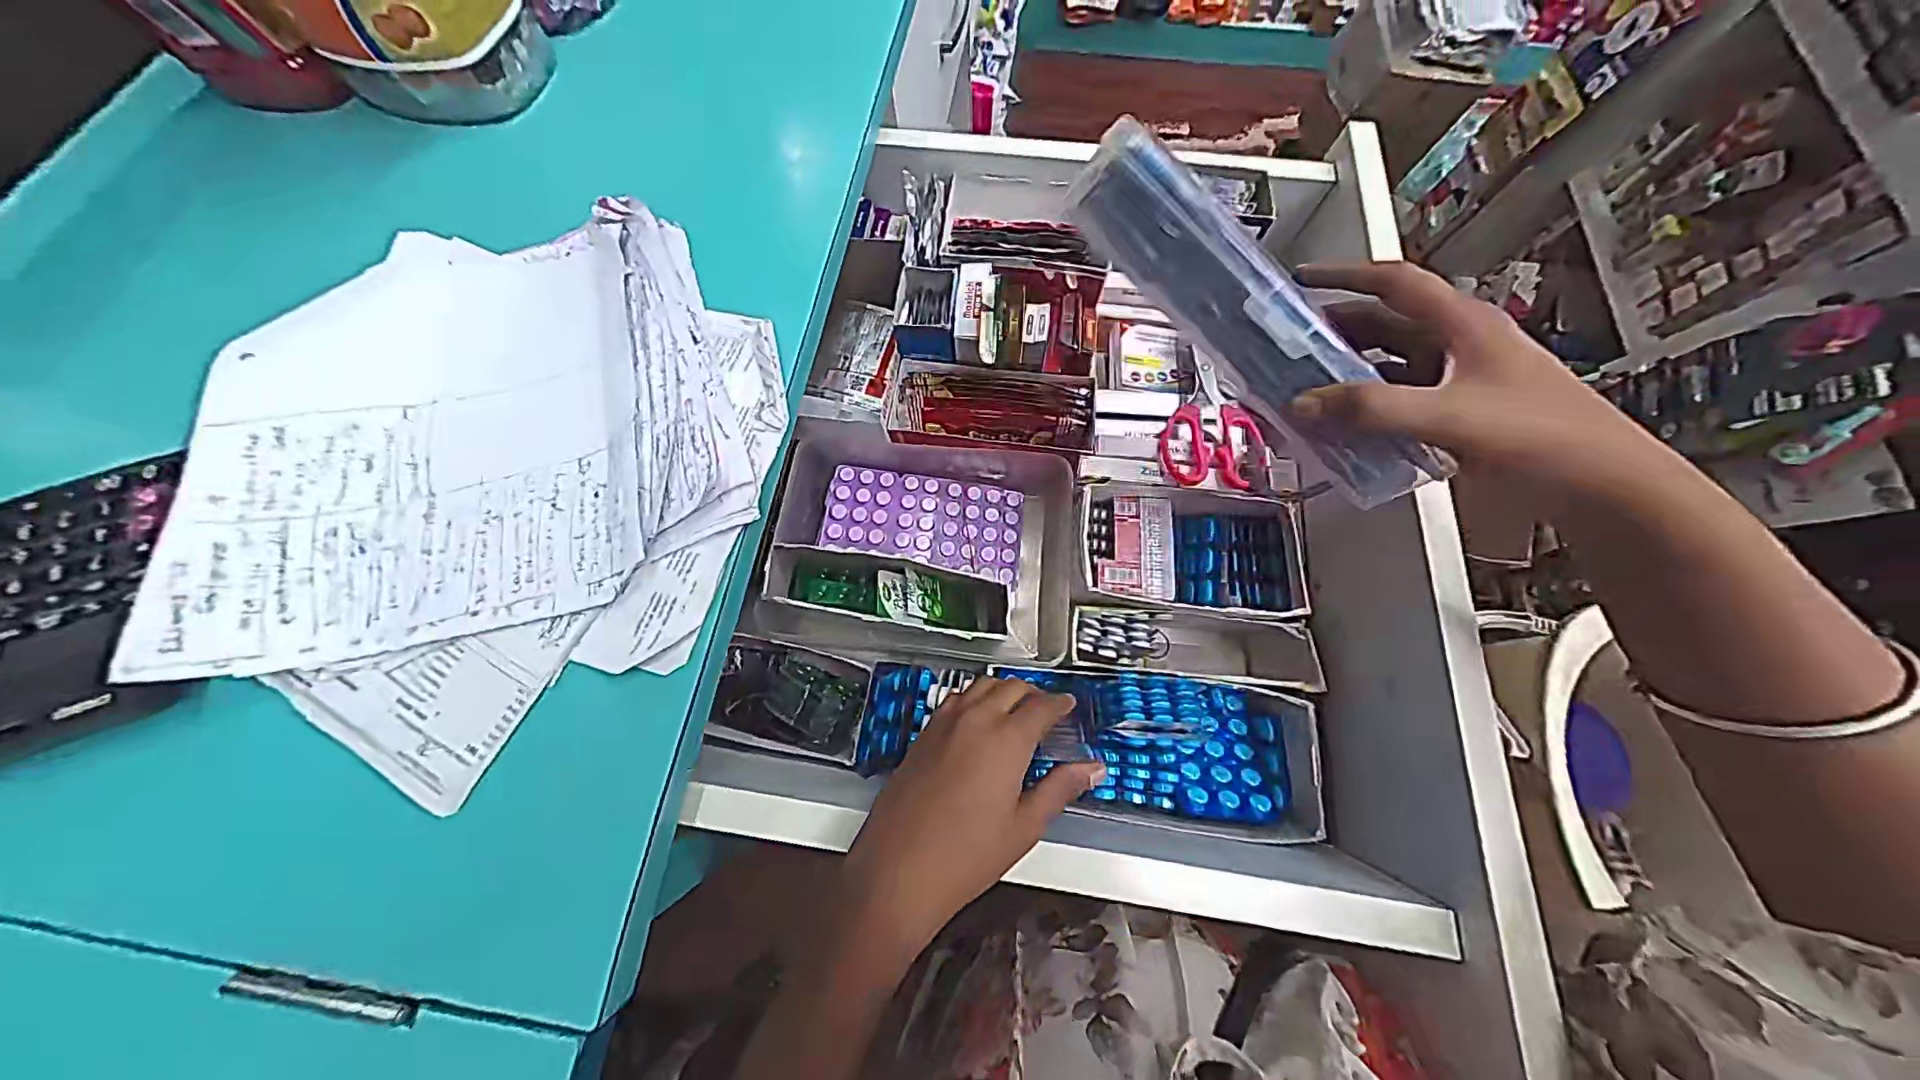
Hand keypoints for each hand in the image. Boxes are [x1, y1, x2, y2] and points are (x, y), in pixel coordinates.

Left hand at [837, 678, 1104, 957]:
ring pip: (981, 686)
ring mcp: (944, 725)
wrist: (899, 868)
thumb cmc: (962, 855)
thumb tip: (1089, 769)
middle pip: (1011, 687)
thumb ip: (1060, 788)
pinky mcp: (923, 735)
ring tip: (1015, 709)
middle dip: (1034, 693)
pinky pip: (955, 700)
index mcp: (1006, 740)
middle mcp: (974, 722)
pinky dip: (974, 699)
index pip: (1042, 706)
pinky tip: (978, 720)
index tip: (1068, 706)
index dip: (1060, 703)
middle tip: (1047, 709)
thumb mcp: (1025, 826)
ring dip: (1003, 690)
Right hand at [1291, 261, 1662, 495]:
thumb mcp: (1449, 417)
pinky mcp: (1458, 413)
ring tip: (1307, 386)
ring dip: (1347, 374)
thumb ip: (1372, 409)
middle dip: (1335, 332)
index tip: (1304, 278)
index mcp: (1465, 326)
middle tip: (1291, 346)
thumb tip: (1306, 404)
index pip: (1397, 283)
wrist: (1604, 487)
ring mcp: (1459, 380)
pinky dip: (1365, 408)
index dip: (1346, 275)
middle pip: (1385, 325)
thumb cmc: (1545, 438)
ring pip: (1388, 364)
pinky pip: (1397, 400)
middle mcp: (1460, 346)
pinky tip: (1342, 425)